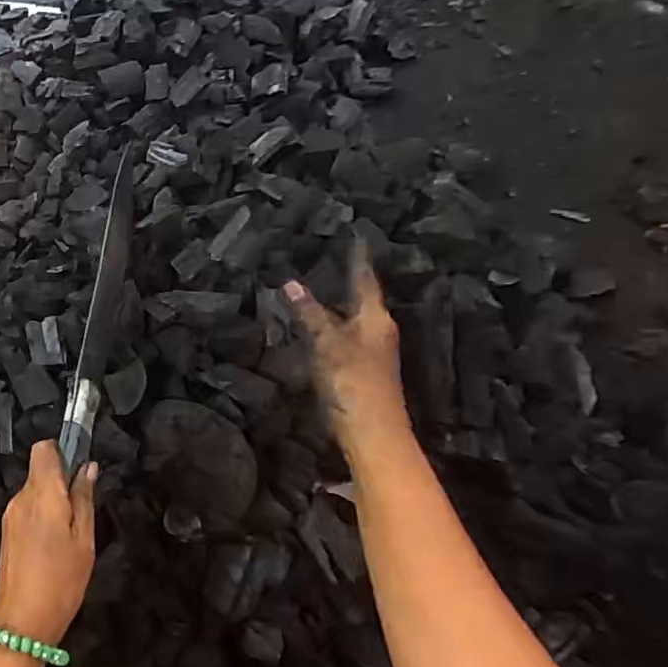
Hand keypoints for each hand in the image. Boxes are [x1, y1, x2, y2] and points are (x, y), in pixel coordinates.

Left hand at [0, 441, 96, 645]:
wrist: (23, 617)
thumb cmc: (62, 579)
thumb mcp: (85, 540)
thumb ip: (84, 499)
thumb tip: (87, 466)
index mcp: (41, 493)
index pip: (43, 449)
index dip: (61, 450)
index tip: (79, 467)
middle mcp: (20, 497)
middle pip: (39, 470)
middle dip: (60, 481)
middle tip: (82, 510)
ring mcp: (9, 513)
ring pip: (33, 491)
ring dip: (51, 501)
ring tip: (70, 533)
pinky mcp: (6, 529)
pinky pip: (26, 509)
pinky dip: (41, 516)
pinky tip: (53, 543)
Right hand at [283, 241, 408, 438]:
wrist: (371, 429)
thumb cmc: (353, 381)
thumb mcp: (326, 343)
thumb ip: (309, 313)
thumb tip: (290, 282)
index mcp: (375, 319)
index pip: (365, 281)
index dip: (358, 260)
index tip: (354, 237)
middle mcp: (377, 330)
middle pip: (360, 297)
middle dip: (345, 278)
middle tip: (328, 257)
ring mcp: (369, 350)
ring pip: (350, 315)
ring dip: (334, 301)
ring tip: (316, 284)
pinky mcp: (357, 366)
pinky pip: (341, 333)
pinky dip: (328, 321)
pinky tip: (313, 323)